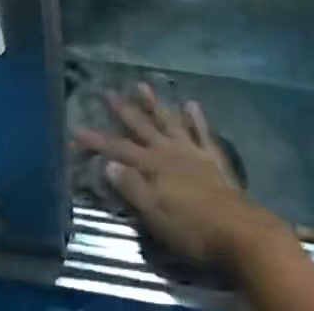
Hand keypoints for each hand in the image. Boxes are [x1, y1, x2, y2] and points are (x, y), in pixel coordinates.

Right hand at [74, 82, 288, 265]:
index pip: (118, 149)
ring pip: (168, 121)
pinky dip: (195, 117)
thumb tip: (109, 164)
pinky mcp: (212, 157)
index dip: (97, 140)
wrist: (235, 228)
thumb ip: (131, 187)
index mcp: (151, 166)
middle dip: (123, 111)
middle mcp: (168, 151)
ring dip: (155, 104)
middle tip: (108, 91)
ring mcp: (191, 150)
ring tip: (142, 84)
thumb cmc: (189, 226)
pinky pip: (201, 131)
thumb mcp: (153, 213)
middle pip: (141, 127)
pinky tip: (191, 103)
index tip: (78, 128)